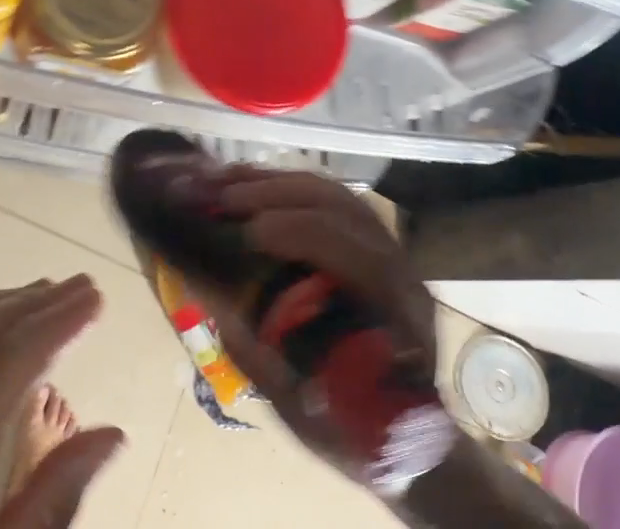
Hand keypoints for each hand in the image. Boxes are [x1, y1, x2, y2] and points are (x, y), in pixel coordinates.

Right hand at [186, 167, 439, 478]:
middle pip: (344, 209)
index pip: (353, 252)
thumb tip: (208, 298)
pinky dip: (290, 187)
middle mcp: (401, 272)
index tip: (245, 232)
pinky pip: (333, 200)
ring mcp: (392, 252)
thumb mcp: (304, 409)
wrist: (410, 436)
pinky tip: (252, 187)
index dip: (299, 234)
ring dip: (280, 183)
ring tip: (228, 183)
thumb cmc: (357, 432)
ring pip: (338, 195)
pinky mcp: (373, 244)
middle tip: (222, 198)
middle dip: (279, 196)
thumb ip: (259, 355)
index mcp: (396, 314)